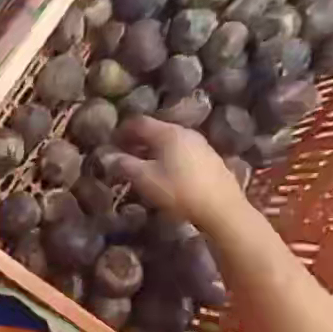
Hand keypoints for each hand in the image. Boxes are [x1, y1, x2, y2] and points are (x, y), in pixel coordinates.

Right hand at [105, 116, 250, 232]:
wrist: (223, 209)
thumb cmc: (180, 191)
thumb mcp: (146, 179)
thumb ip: (125, 165)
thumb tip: (109, 156)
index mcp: (168, 133)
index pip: (139, 122)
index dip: (122, 130)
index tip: (110, 142)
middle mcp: (186, 132)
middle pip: (156, 130)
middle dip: (137, 141)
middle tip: (123, 154)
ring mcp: (202, 145)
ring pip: (170, 141)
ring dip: (153, 150)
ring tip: (143, 166)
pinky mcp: (211, 159)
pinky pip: (183, 151)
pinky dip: (169, 157)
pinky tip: (167, 173)